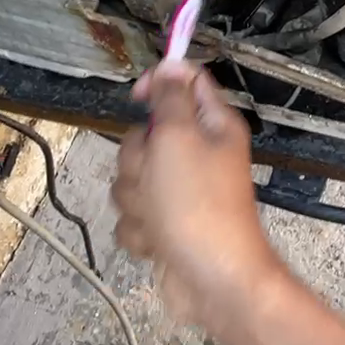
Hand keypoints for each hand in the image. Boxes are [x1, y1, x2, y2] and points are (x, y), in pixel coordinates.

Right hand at [113, 63, 289, 335]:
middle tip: (157, 176)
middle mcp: (198, 154)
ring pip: (132, 178)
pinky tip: (159, 240)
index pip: (184, 83)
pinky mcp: (165, 225)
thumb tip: (170, 63)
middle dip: (138, 160)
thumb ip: (170, 98)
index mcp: (212, 125)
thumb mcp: (179, 138)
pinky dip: (141, 230)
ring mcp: (180, 192)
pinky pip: (133, 215)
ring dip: (137, 199)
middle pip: (145, 135)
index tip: (137, 97)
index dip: (158, 84)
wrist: (210, 280)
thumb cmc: (198, 205)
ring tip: (159, 214)